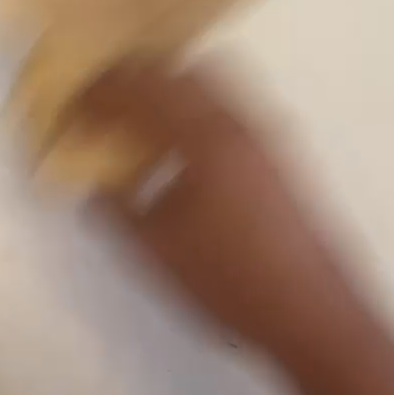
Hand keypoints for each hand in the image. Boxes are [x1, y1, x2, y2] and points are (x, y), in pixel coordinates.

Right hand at [75, 61, 377, 364]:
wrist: (321, 323)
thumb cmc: (231, 283)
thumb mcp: (155, 249)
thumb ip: (115, 207)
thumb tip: (91, 183)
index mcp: (204, 138)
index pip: (141, 90)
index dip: (100, 92)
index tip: (71, 103)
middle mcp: (240, 123)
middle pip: (178, 71)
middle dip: (132, 77)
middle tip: (100, 100)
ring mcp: (268, 136)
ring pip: (210, 83)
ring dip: (167, 87)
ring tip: (136, 115)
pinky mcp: (281, 155)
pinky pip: (227, 105)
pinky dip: (193, 105)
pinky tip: (178, 146)